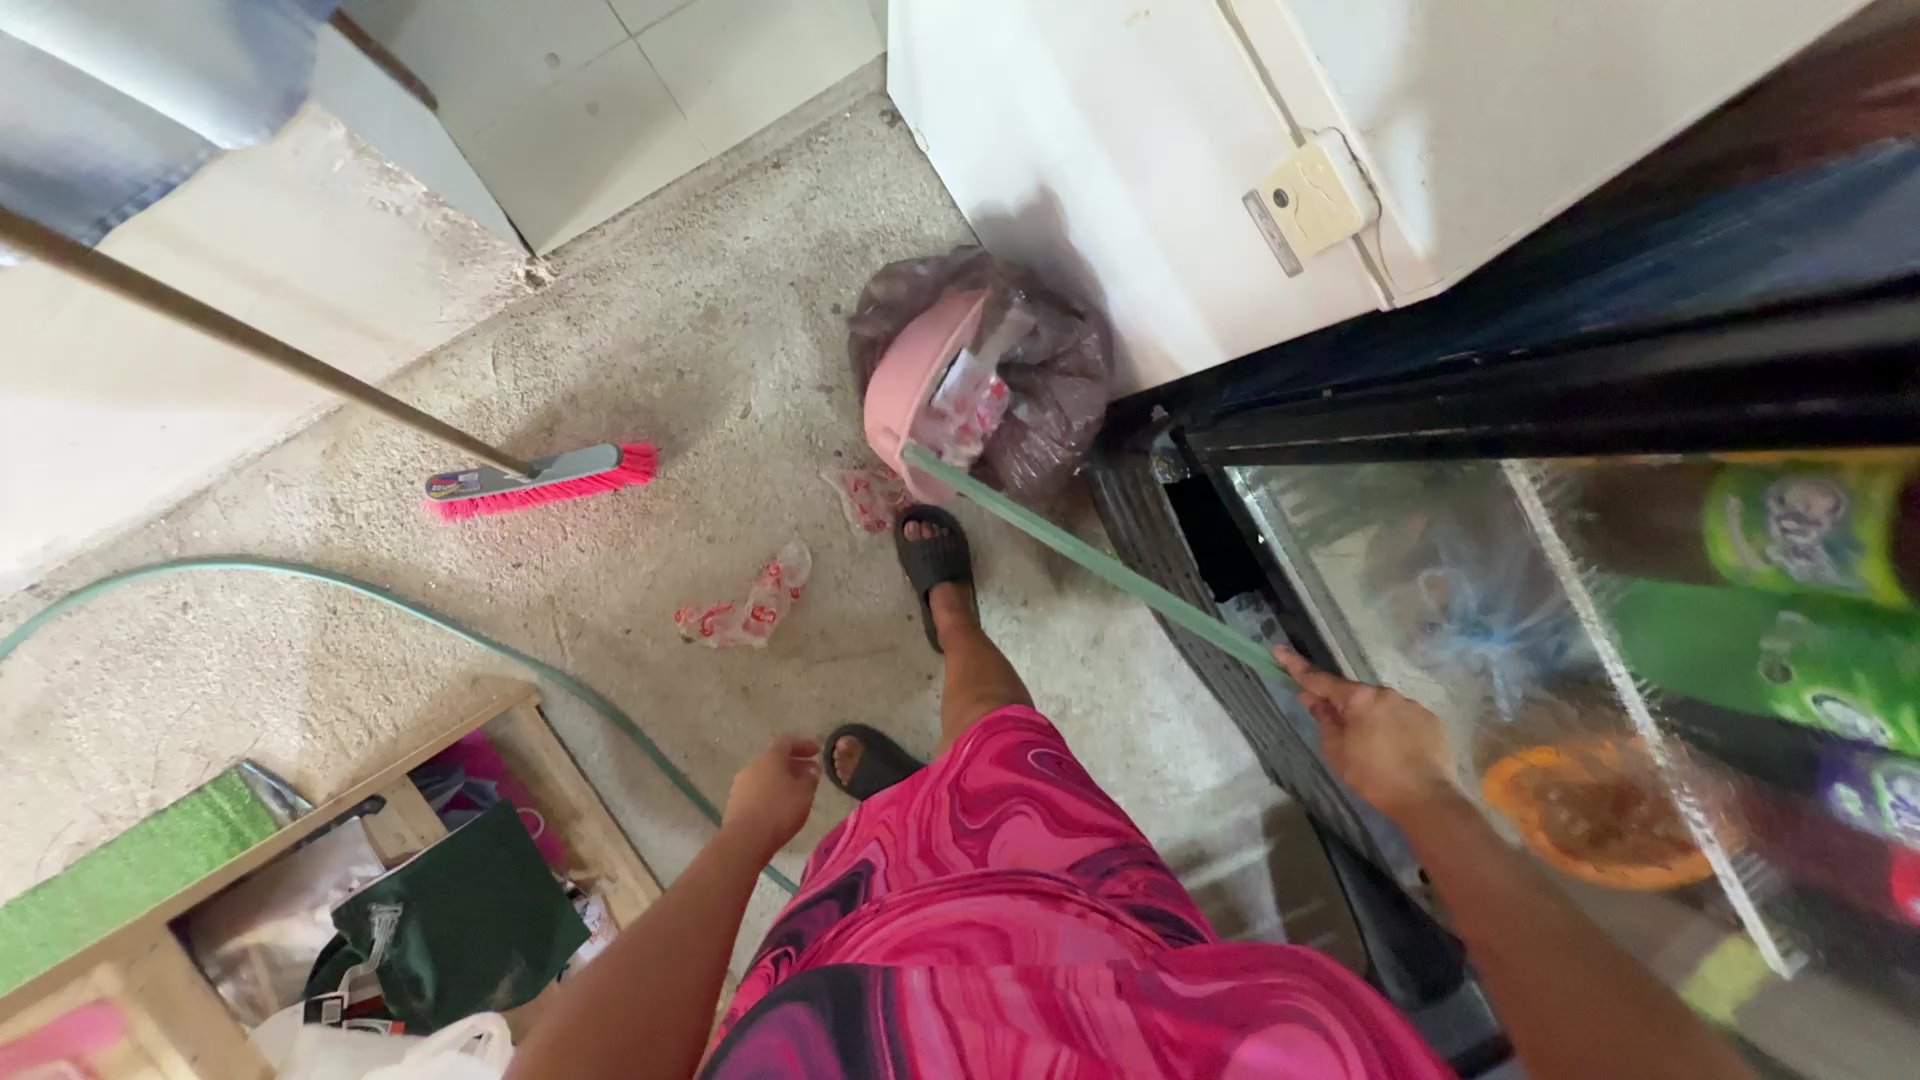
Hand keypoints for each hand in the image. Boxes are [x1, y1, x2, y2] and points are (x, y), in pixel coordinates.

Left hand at [722, 735, 822, 859]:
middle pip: (775, 759)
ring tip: (797, 791)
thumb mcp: (805, 793)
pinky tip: (780, 805)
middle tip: (810, 773)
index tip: (817, 751)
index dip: (803, 745)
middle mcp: (753, 766)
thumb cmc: (780, 811)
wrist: (745, 840)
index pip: (787, 742)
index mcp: (770, 758)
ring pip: (766, 775)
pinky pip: (757, 789)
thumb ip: (810, 778)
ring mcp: (741, 784)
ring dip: (782, 779)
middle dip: (794, 764)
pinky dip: (771, 791)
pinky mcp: (735, 802)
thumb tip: (811, 769)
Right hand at [1273, 646, 1458, 822]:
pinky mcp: (1432, 721)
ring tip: (1375, 748)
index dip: (1296, 666)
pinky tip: (1398, 750)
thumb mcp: (1336, 750)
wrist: (1427, 799)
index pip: (1319, 679)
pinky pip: (1403, 717)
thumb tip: (1311, 697)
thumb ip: (1323, 719)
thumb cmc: (1372, 775)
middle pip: (1355, 695)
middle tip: (1340, 731)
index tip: (1278, 650)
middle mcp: (1386, 693)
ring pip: (1380, 706)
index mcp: (1358, 698)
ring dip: (1371, 718)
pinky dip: (1394, 727)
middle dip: (1344, 706)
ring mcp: (1412, 705)